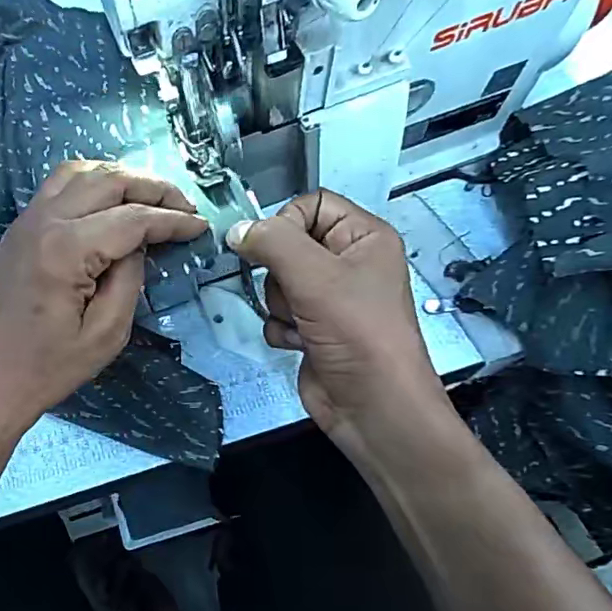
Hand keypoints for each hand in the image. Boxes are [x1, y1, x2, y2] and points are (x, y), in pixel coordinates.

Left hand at [0, 161, 206, 440]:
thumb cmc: (54, 364)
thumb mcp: (109, 332)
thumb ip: (130, 278)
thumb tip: (141, 244)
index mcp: (66, 250)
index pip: (132, 219)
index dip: (172, 220)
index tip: (201, 226)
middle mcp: (44, 221)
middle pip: (109, 182)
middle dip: (154, 189)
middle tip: (186, 206)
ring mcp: (27, 219)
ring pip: (82, 172)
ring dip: (123, 178)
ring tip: (154, 198)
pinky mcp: (21, 227)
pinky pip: (61, 184)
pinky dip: (94, 182)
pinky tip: (114, 200)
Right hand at [225, 190, 452, 447]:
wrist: (372, 406)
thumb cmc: (358, 334)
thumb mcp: (315, 277)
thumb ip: (273, 243)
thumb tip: (238, 229)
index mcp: (364, 237)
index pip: (312, 204)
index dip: (287, 223)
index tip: (276, 249)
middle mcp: (348, 264)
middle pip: (288, 246)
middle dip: (282, 274)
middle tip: (299, 294)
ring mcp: (330, 300)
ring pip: (278, 283)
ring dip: (281, 305)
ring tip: (305, 324)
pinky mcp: (314, 330)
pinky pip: (278, 315)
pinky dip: (282, 329)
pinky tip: (300, 344)